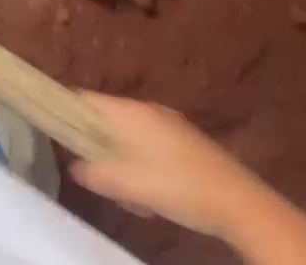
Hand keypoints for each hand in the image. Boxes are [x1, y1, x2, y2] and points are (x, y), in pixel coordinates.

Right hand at [72, 93, 274, 239]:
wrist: (246, 208)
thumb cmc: (176, 187)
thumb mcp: (124, 185)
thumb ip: (90, 173)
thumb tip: (75, 168)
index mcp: (127, 110)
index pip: (80, 97)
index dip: (63, 111)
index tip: (59, 135)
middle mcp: (148, 109)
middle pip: (105, 120)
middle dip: (99, 148)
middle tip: (101, 175)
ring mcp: (174, 125)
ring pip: (131, 137)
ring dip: (124, 161)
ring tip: (134, 194)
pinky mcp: (193, 143)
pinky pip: (154, 146)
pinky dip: (147, 164)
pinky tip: (158, 194)